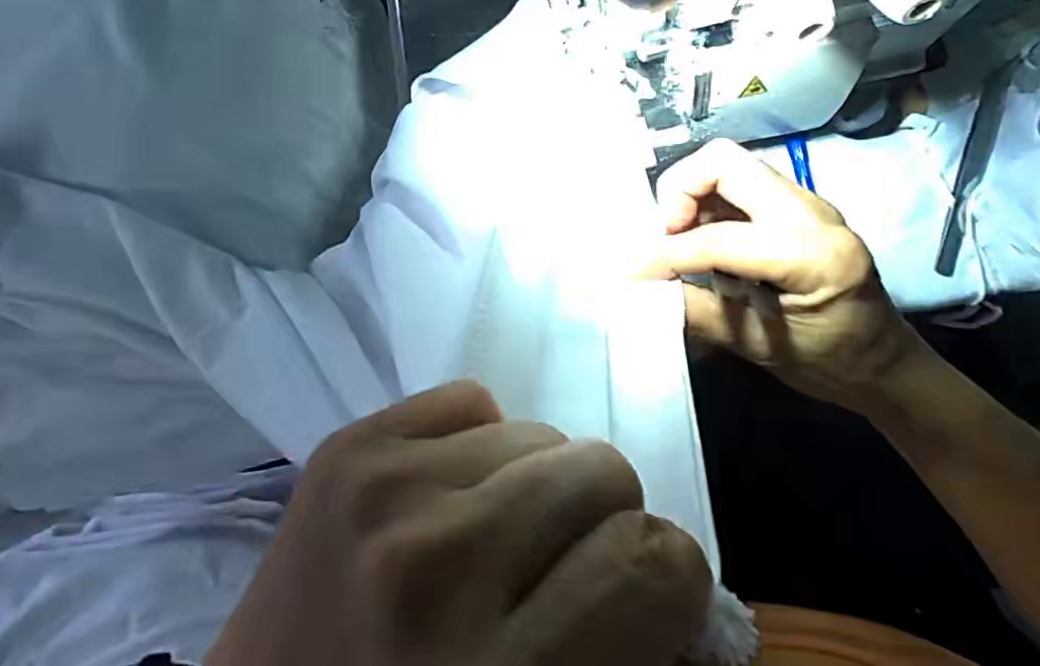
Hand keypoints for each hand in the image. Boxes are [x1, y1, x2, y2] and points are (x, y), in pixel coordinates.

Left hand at [208, 381, 710, 665]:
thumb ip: (632, 655)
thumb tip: (693, 588)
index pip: (654, 560)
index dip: (668, 581)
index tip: (644, 599)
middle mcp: (439, 568)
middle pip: (601, 470)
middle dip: (601, 520)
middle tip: (559, 570)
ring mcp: (384, 495)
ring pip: (541, 432)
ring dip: (535, 485)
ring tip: (491, 540)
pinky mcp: (346, 449)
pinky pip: (472, 399)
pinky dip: (479, 448)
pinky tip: (444, 502)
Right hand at [638, 139, 919, 408]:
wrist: (889, 364)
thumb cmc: (835, 364)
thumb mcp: (762, 348)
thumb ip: (698, 314)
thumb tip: (642, 294)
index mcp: (812, 253)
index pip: (719, 238)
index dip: (665, 256)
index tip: (632, 274)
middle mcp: (812, 211)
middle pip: (724, 162)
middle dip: (680, 192)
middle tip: (666, 237)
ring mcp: (807, 202)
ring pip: (730, 166)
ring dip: (693, 195)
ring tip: (682, 241)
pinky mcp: (799, 206)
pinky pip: (741, 184)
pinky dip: (710, 203)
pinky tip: (706, 241)